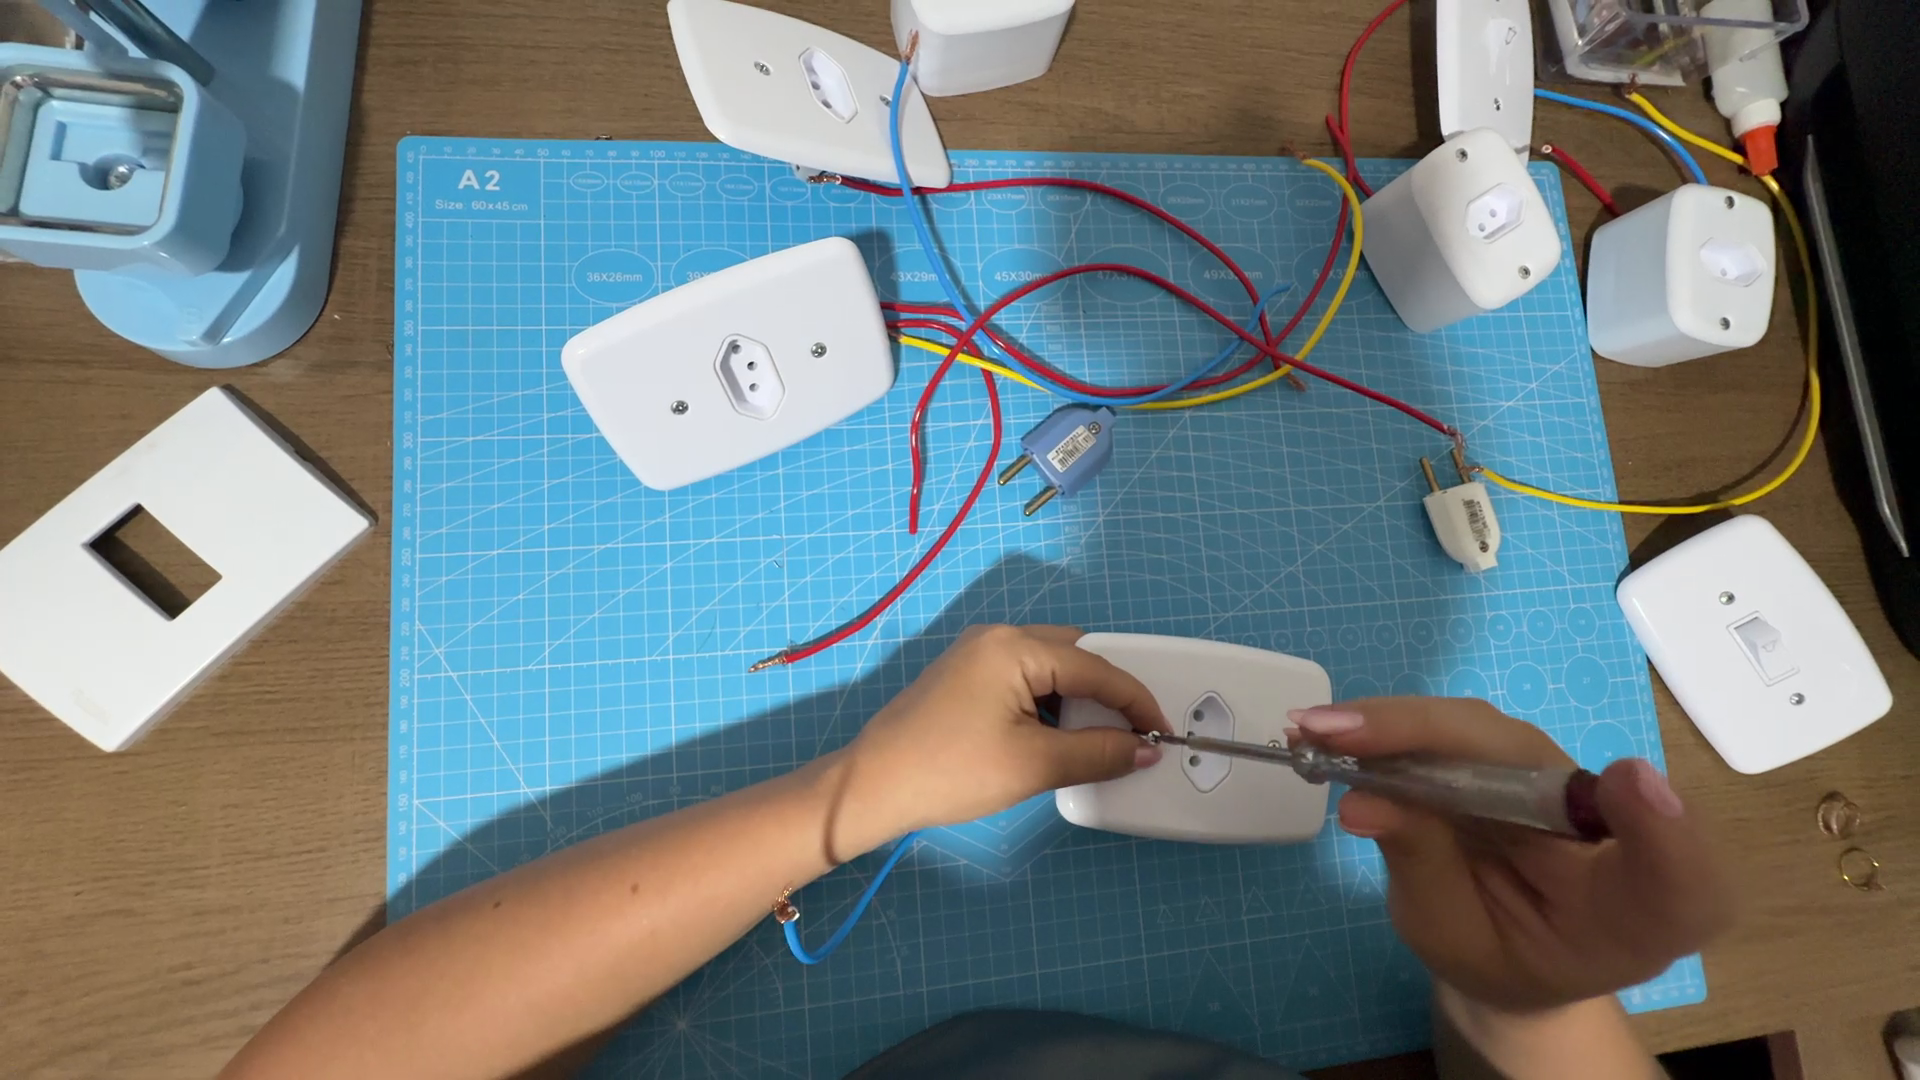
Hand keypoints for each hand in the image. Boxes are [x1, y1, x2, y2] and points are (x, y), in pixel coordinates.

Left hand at [838, 625, 1169, 846]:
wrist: (873, 785)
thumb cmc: (953, 771)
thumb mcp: (1034, 764)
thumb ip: (1097, 752)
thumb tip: (1143, 749)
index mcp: (1014, 646)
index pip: (1095, 666)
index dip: (1136, 701)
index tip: (1162, 732)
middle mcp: (996, 637)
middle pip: (1072, 653)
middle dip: (1106, 691)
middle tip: (1129, 732)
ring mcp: (976, 653)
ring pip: (1048, 664)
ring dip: (1076, 696)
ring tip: (1095, 737)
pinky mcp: (964, 675)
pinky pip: (1022, 676)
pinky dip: (1047, 700)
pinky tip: (1054, 733)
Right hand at [1291, 698, 1731, 1012]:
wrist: (1508, 948)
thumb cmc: (1496, 959)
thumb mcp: (1453, 939)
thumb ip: (1422, 870)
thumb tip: (1362, 801)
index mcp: (1631, 907)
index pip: (1675, 876)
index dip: (1660, 829)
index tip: (1629, 783)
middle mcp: (1597, 824)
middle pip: (1525, 759)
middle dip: (1429, 735)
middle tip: (1334, 733)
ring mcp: (1544, 776)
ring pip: (1472, 727)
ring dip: (1388, 722)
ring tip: (1313, 730)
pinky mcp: (1498, 753)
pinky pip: (1442, 727)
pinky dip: (1381, 725)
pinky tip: (1329, 729)